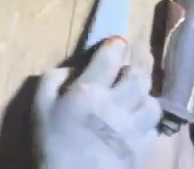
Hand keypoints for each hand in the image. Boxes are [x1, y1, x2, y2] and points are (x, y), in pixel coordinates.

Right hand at [33, 36, 161, 168]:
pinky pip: (153, 128)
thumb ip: (53, 79)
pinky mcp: (142, 152)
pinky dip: (148, 118)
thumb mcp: (39, 106)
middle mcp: (115, 106)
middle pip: (138, 77)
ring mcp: (133, 130)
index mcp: (89, 91)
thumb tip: (72, 70)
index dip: (116, 45)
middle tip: (134, 60)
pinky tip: (140, 118)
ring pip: (151, 103)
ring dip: (145, 93)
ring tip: (138, 91)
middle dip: (138, 64)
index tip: (119, 40)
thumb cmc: (51, 145)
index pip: (109, 59)